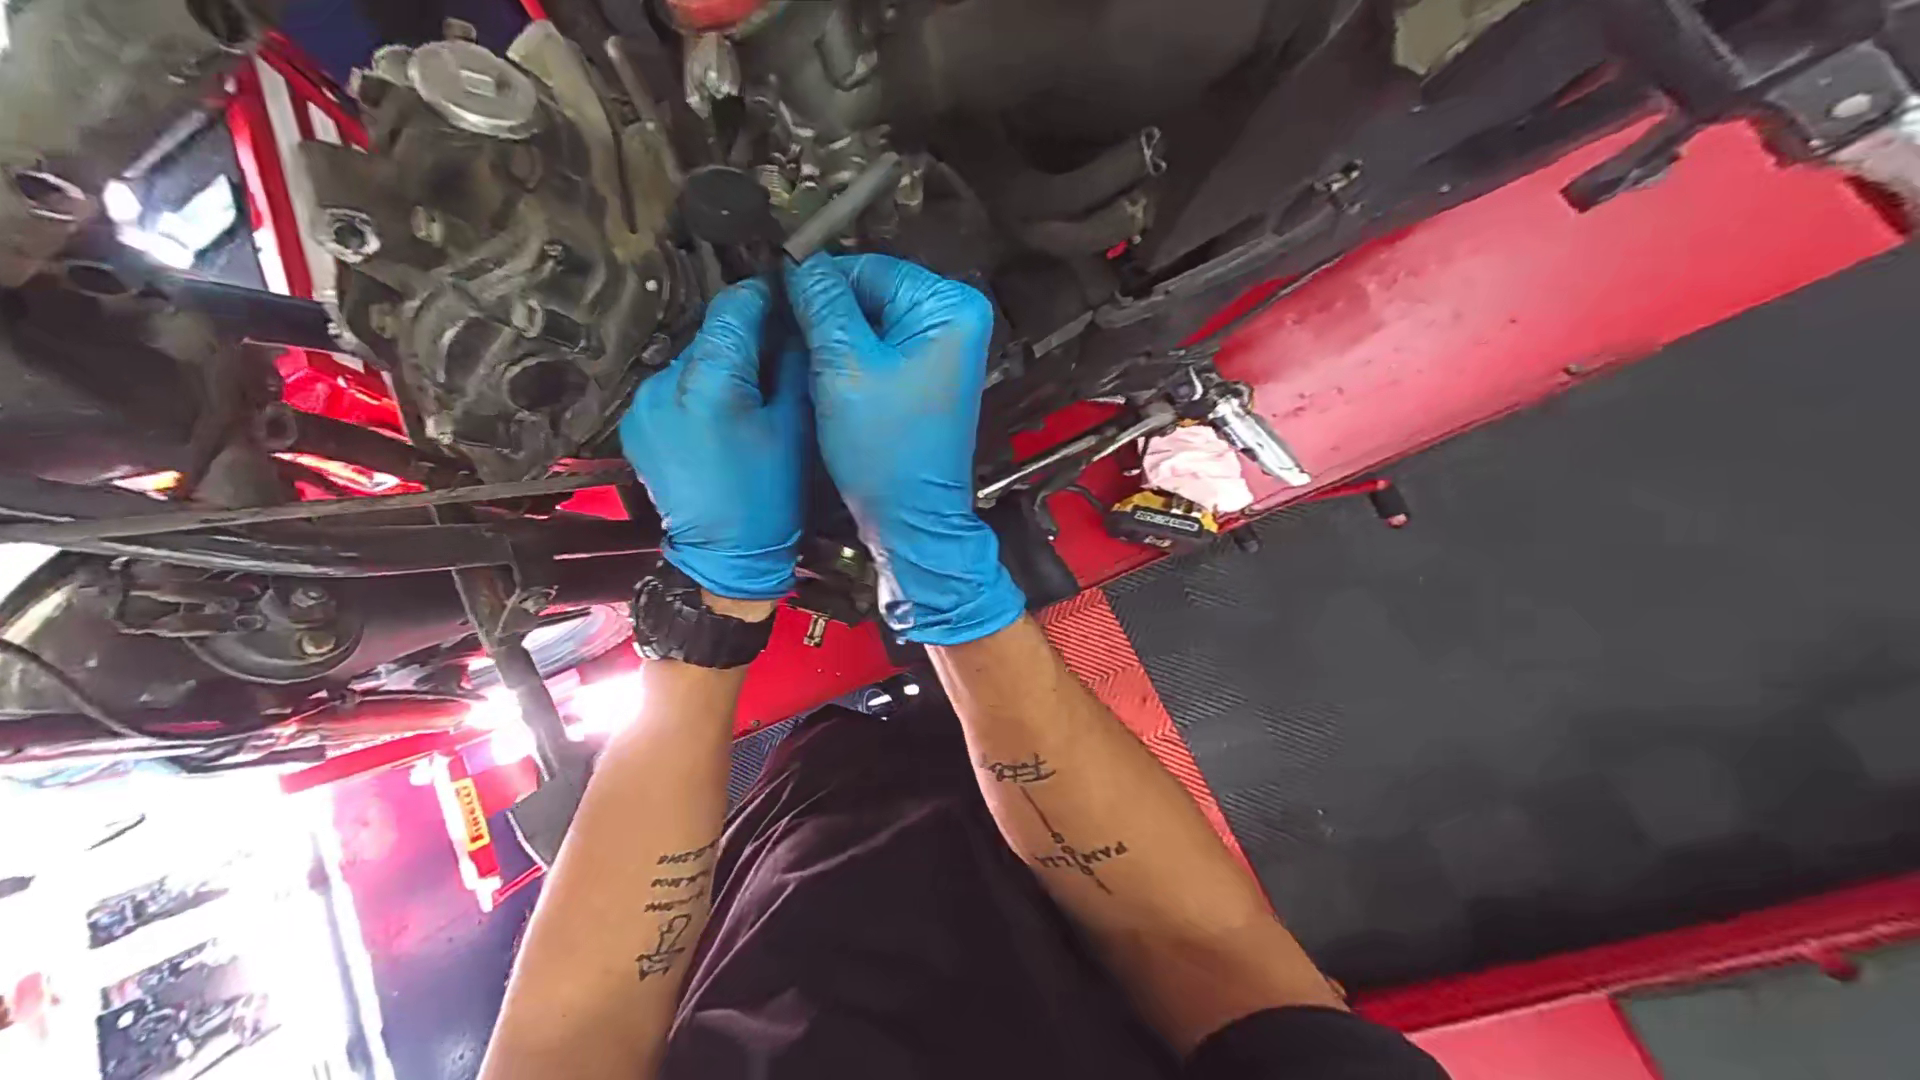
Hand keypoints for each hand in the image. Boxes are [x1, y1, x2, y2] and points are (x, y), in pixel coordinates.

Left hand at [618, 279, 808, 600]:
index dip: (762, 294)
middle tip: (777, 352)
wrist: (727, 555)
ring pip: (690, 361)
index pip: (733, 310)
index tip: (784, 290)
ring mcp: (641, 405)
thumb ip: (791, 363)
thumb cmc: (771, 495)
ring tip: (748, 391)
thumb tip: (791, 321)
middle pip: (709, 335)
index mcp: (708, 384)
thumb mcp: (794, 426)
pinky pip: (672, 388)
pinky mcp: (635, 424)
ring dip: (720, 363)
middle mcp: (662, 384)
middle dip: (744, 336)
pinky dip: (697, 389)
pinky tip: (719, 415)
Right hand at [785, 254, 1025, 644]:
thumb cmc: (883, 446)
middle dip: (827, 314)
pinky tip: (825, 378)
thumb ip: (819, 302)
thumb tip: (795, 259)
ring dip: (834, 339)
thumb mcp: (843, 366)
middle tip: (786, 337)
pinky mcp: (927, 374)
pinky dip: (850, 359)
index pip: (868, 267)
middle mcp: (955, 318)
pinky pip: (880, 349)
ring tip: (804, 362)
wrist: (911, 515)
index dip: (817, 283)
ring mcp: (943, 348)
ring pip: (870, 323)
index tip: (775, 301)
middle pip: (871, 293)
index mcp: (949, 305)